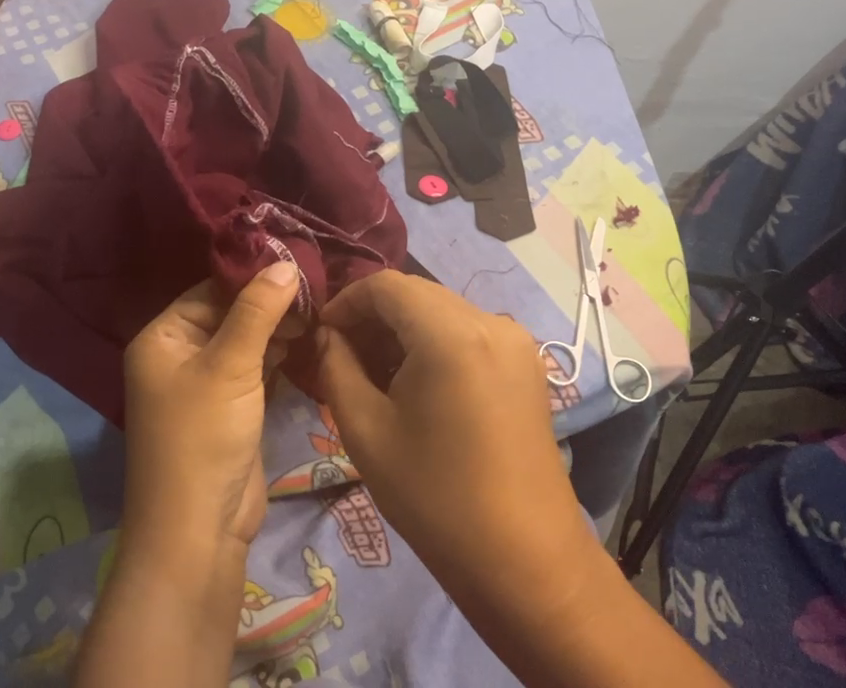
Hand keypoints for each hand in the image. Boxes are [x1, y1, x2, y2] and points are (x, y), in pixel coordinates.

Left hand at [121, 261, 298, 551]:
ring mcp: (206, 384)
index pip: (209, 290)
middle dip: (269, 302)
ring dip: (278, 329)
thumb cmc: (202, 436)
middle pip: (228, 314)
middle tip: (320, 284)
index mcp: (162, 337)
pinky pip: (256, 370)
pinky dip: (279, 357)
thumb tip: (285, 262)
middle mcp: (179, 355)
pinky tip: (312, 339)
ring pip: (245, 343)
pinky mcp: (231, 409)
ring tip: (322, 307)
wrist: (199, 528)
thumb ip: (258, 312)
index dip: (251, 275)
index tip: (298, 259)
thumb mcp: (230, 367)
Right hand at [315, 270, 593, 611]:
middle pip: (416, 294)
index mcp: (452, 333)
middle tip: (339, 355)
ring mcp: (515, 344)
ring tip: (371, 373)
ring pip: (441, 312)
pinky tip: (413, 384)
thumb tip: (329, 335)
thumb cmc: (434, 495)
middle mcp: (491, 323)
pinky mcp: (525, 367)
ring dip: (401, 330)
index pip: (385, 285)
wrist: (524, 560)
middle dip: (372, 316)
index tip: (320, 334)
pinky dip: (432, 344)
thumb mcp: (365, 428)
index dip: (345, 301)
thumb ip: (336, 366)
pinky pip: (466, 333)